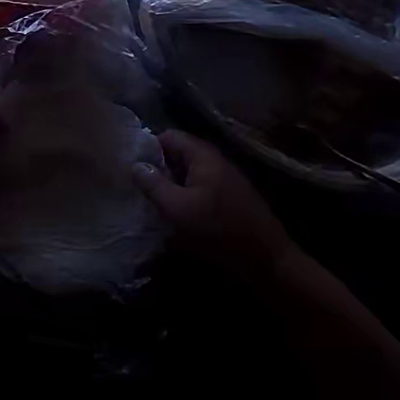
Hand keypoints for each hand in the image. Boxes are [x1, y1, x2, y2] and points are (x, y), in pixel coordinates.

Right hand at [133, 129, 300, 285]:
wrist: (268, 263)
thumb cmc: (219, 231)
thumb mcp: (177, 208)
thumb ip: (153, 184)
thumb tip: (135, 165)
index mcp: (203, 155)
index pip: (168, 136)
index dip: (147, 148)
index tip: (130, 167)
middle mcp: (215, 162)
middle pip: (177, 154)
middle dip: (157, 169)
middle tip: (137, 188)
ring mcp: (224, 181)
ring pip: (187, 174)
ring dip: (170, 186)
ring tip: (151, 203)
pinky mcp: (229, 200)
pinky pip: (199, 189)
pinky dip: (184, 198)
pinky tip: (174, 217)